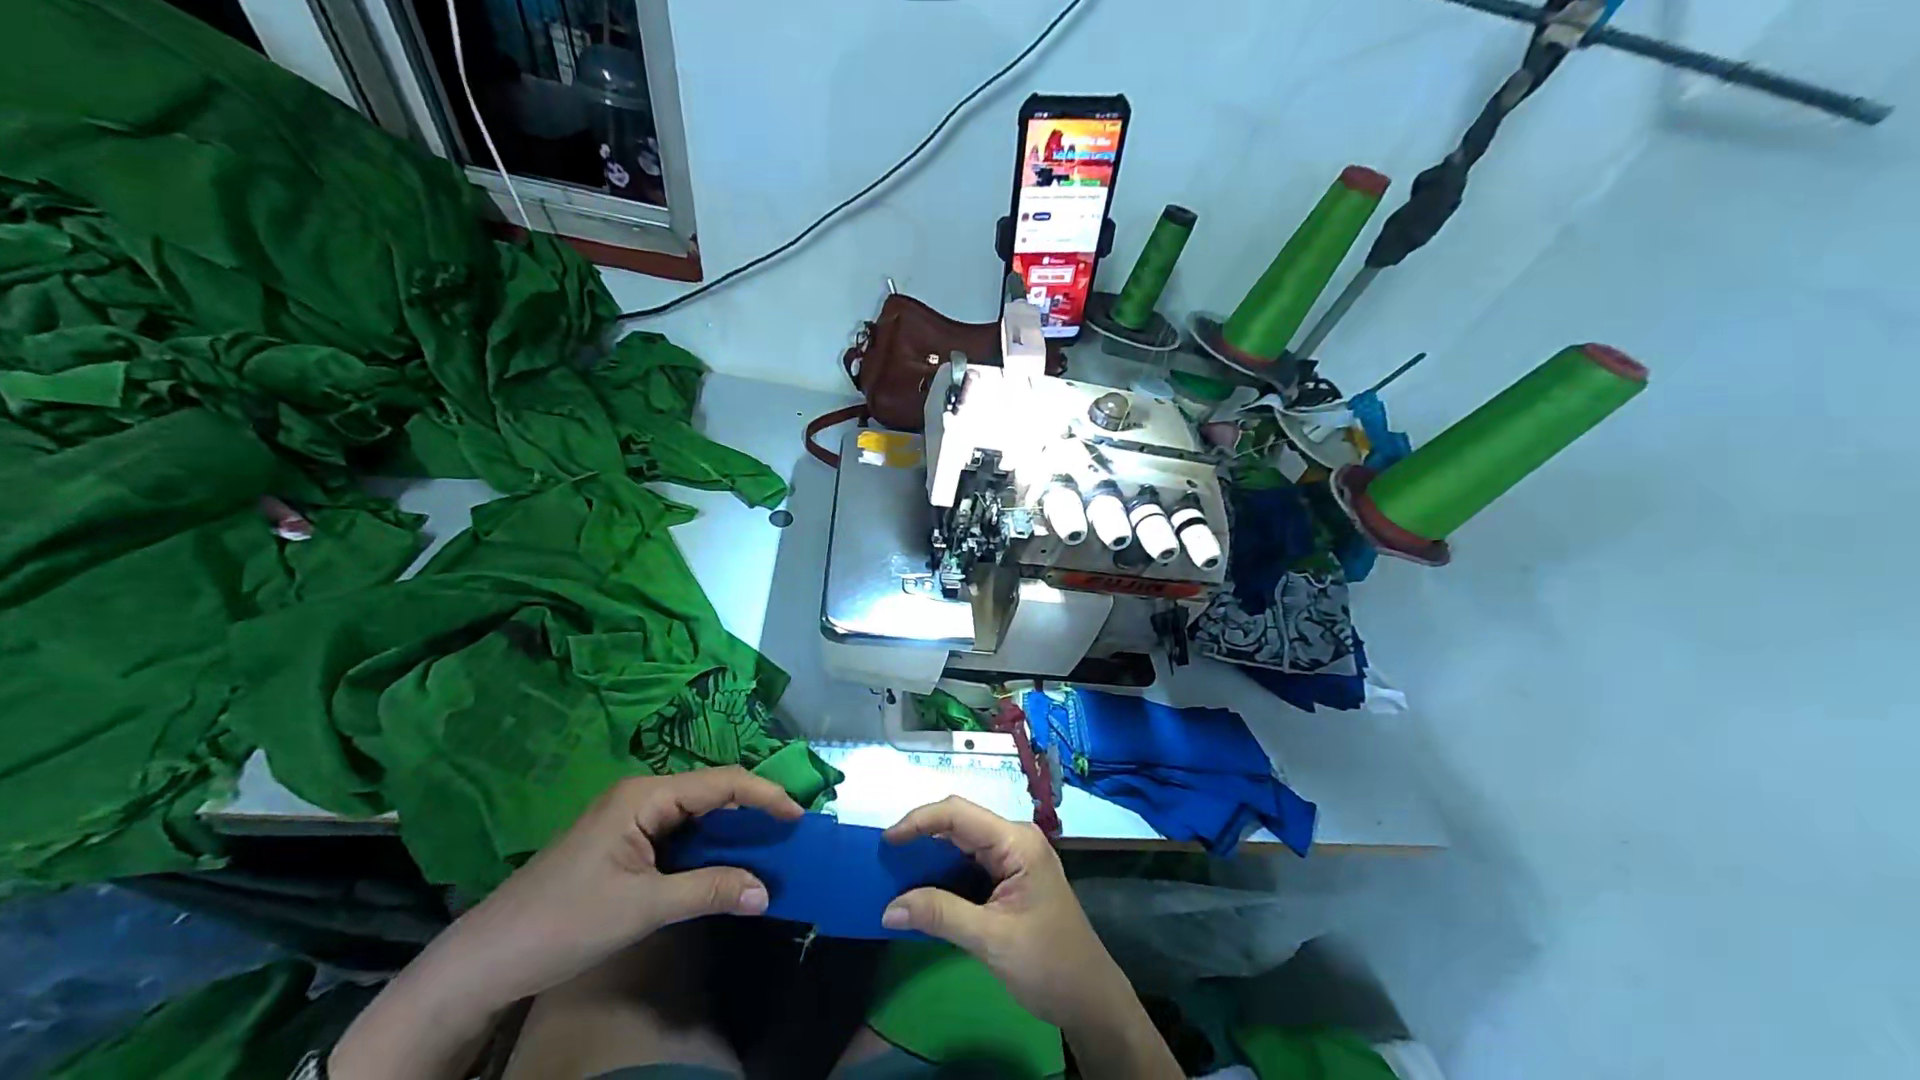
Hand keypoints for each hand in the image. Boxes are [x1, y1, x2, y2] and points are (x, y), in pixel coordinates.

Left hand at [441, 767, 800, 1007]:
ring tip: (770, 845)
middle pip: (711, 791)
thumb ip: (709, 891)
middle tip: (791, 831)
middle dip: (752, 808)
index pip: (720, 782)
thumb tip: (766, 891)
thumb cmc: (563, 922)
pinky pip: (680, 833)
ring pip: (697, 813)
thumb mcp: (643, 907)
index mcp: (645, 795)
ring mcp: (631, 818)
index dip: (764, 795)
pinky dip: (709, 846)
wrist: (486, 958)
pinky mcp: (625, 842)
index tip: (798, 817)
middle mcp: (641, 795)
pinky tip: (727, 862)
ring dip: (732, 828)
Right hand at [880, 796, 1134, 1034]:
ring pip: (962, 844)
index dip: (919, 821)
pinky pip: (969, 864)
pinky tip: (922, 889)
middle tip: (886, 859)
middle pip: (959, 823)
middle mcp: (1014, 841)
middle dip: (921, 836)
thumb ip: (940, 915)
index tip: (886, 841)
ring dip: (930, 856)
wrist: (1090, 998)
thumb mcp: (991, 939)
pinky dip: (943, 874)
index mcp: (1016, 842)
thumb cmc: (1048, 963)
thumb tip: (888, 908)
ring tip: (896, 872)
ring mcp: (1013, 859)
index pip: (959, 814)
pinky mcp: (1009, 879)